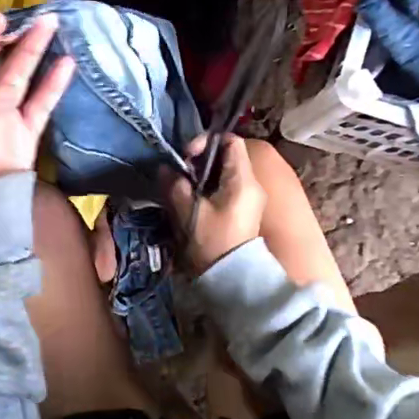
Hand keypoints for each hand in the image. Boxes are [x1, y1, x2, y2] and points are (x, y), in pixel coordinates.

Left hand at [0, 12, 74, 185]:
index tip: (5, 16)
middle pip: (0, 59)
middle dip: (17, 35)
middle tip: (39, 11)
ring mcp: (5, 113)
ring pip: (24, 75)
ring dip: (38, 51)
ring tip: (54, 23)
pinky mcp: (26, 131)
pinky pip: (41, 103)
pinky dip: (54, 84)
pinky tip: (68, 62)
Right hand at [165, 134, 266, 270]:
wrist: (232, 277)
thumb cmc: (213, 242)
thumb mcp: (189, 212)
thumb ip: (176, 186)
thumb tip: (165, 168)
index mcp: (243, 180)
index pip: (232, 141)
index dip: (207, 141)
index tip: (188, 155)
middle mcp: (253, 184)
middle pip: (228, 155)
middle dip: (203, 159)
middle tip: (183, 171)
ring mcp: (251, 197)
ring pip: (227, 171)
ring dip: (205, 173)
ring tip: (186, 185)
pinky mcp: (245, 209)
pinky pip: (229, 186)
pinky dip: (211, 186)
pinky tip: (195, 198)